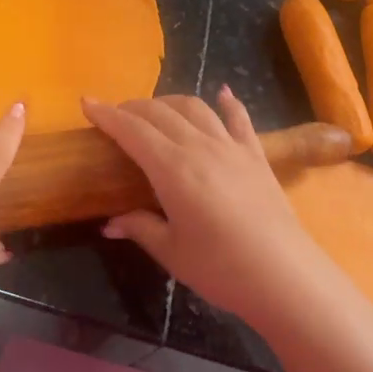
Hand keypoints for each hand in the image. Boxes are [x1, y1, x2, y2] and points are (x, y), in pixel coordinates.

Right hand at [86, 89, 334, 326]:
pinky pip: (239, 119)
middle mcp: (199, 147)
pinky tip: (222, 94)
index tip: (87, 102)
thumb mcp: (172, 253)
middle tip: (115, 116)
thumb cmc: (221, 269)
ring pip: (195, 108)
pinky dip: (227, 103)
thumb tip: (110, 222)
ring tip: (155, 111)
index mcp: (172, 168)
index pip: (132, 130)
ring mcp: (231, 148)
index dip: (107, 115)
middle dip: (132, 108)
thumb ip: (140, 228)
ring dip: (170, 102)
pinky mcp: (257, 156)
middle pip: (160, 113)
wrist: (285, 277)